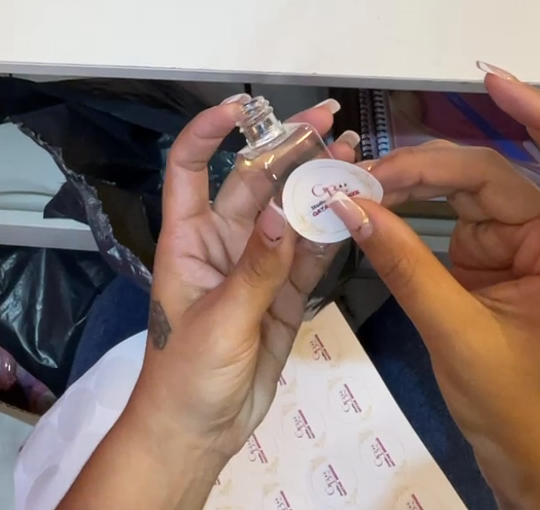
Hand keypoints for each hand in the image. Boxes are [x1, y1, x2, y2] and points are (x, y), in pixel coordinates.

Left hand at [133, 97, 355, 455]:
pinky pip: (308, 255)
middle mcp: (222, 240)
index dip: (208, 132)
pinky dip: (330, 232)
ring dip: (316, 185)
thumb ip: (257, 268)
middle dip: (288, 148)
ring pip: (288, 213)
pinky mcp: (283, 294)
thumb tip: (287, 211)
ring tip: (353, 155)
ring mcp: (256, 265)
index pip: (190, 166)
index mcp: (189, 236)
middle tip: (329, 121)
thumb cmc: (186, 373)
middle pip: (254, 181)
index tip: (241, 107)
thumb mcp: (220, 319)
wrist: (198, 434)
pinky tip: (353, 206)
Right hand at [328, 69, 539, 509]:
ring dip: (413, 180)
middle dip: (430, 165)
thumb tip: (349, 205)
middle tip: (366, 176)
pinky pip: (445, 211)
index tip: (495, 83)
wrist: (525, 460)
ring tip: (361, 186)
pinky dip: (408, 202)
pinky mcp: (484, 254)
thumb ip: (403, 263)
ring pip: (464, 186)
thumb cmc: (515, 409)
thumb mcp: (456, 335)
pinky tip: (374, 203)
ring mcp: (515, 244)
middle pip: (494, 173)